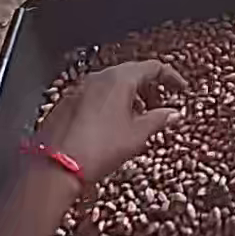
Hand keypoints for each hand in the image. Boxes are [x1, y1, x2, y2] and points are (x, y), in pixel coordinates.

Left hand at [33, 60, 185, 184]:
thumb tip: (173, 113)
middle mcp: (99, 78)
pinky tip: (112, 126)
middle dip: (150, 89)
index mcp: (120, 79)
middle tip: (160, 106)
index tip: (181, 88)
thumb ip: (159, 119)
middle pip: (132, 73)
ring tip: (138, 119)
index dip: (171, 77)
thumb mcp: (137, 135)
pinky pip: (95, 96)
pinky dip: (110, 104)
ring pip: (112, 85)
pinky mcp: (66, 104)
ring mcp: (79, 89)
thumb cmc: (98, 149)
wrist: (53, 168)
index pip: (153, 67)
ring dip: (130, 97)